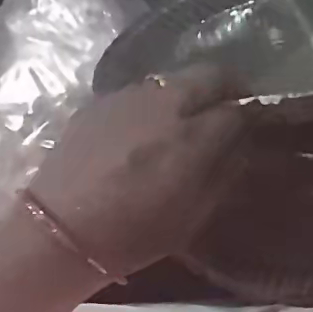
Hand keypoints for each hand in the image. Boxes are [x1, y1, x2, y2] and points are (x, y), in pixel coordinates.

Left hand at [25, 64, 247, 282]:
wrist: (59, 232)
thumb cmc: (131, 237)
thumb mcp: (191, 216)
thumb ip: (223, 173)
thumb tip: (240, 145)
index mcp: (193, 136)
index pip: (240, 109)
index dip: (252, 117)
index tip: (253, 127)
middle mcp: (164, 104)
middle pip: (211, 75)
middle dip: (228, 88)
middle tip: (228, 109)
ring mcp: (127, 97)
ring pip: (173, 79)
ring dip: (188, 93)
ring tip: (184, 120)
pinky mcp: (98, 101)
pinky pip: (139, 92)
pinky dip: (152, 104)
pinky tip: (143, 129)